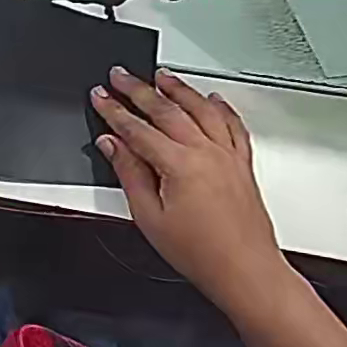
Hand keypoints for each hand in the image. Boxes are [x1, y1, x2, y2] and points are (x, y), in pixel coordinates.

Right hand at [91, 67, 293, 310]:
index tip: (100, 96)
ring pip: (201, 109)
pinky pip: (232, 125)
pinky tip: (213, 98)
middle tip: (120, 76)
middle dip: (138, 89)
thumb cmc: (200, 251)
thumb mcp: (148, 215)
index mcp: (180, 164)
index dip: (114, 110)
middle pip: (167, 109)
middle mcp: (207, 153)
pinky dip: (221, 107)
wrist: (245, 271)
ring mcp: (228, 156)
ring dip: (178, 88)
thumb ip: (130, 173)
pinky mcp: (242, 164)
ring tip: (161, 75)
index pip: (137, 128)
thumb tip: (113, 145)